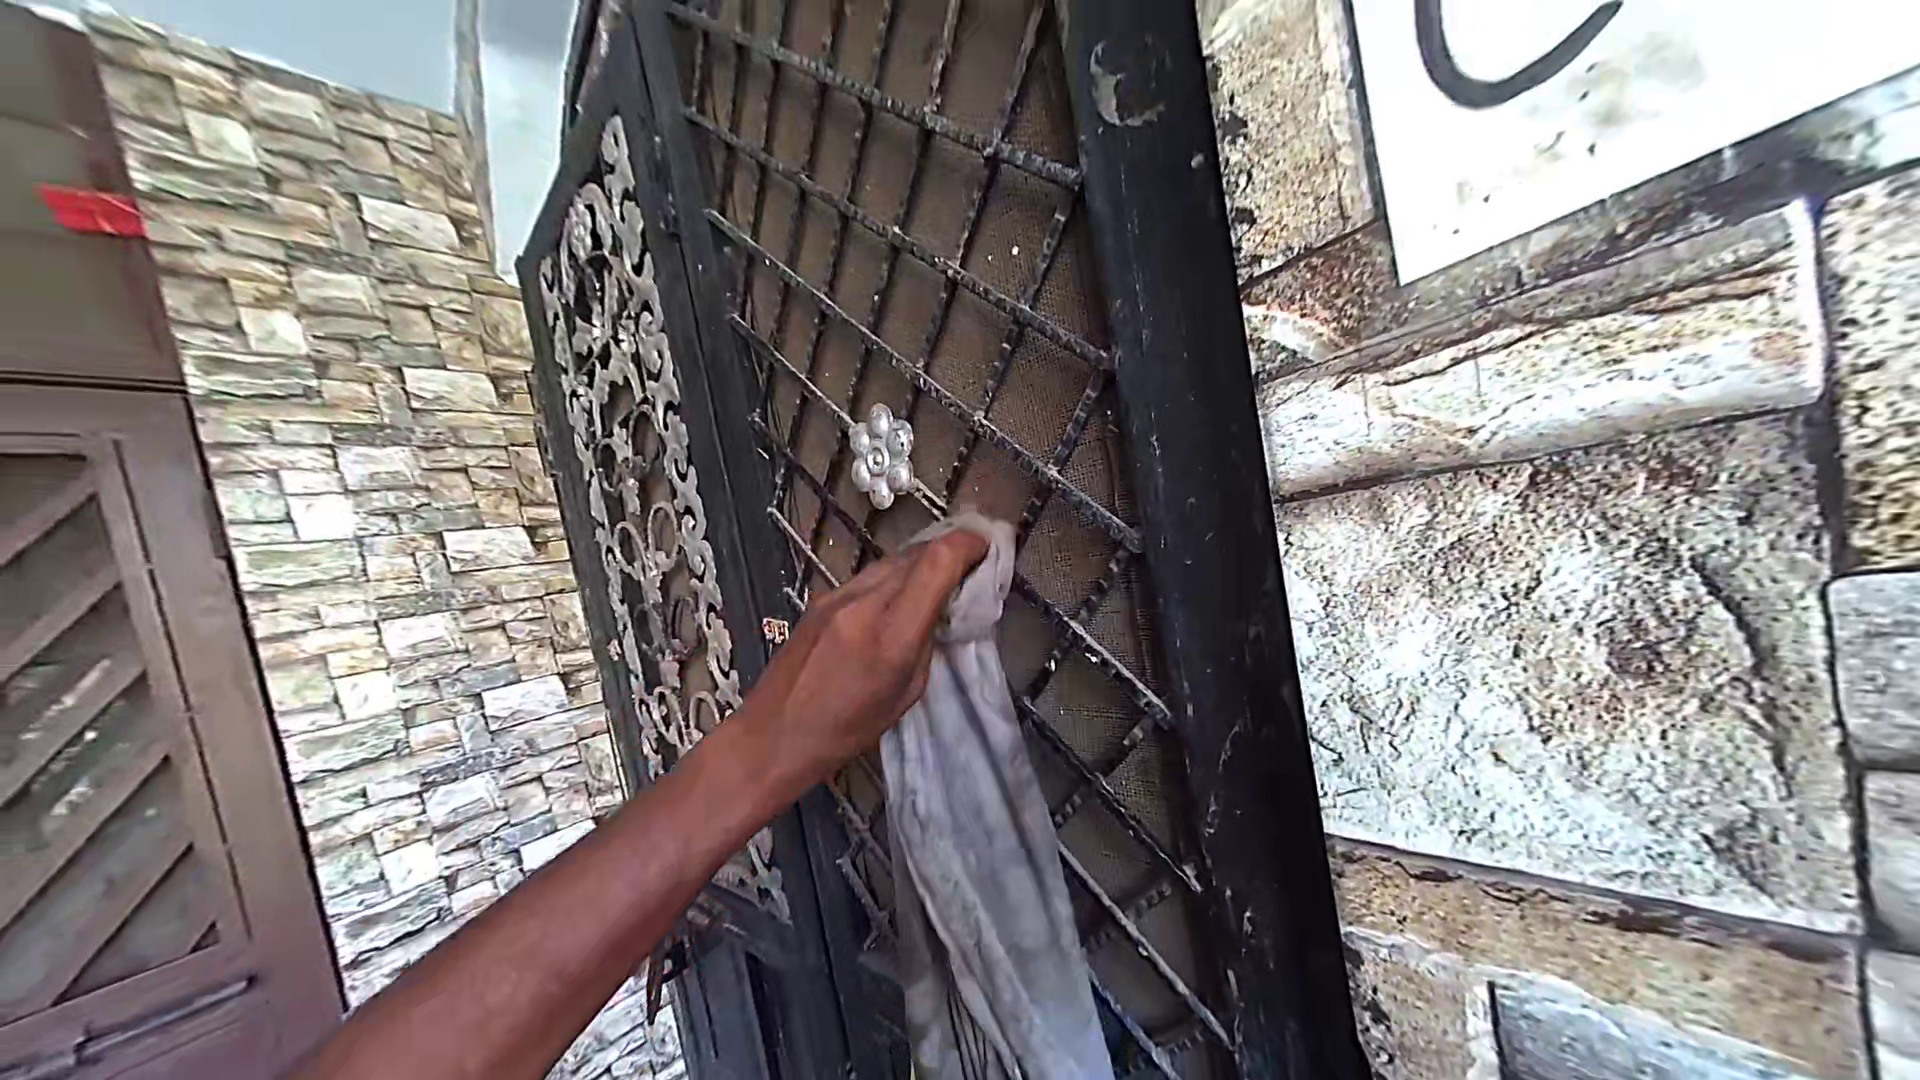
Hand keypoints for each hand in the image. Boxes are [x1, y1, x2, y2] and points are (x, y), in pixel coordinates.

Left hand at [740, 529, 989, 790]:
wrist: (774, 733)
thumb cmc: (848, 730)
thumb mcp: (908, 693)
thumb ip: (927, 642)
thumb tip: (941, 607)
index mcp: (891, 635)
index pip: (936, 562)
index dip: (967, 544)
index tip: (985, 545)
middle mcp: (863, 604)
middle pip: (917, 552)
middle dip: (949, 550)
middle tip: (971, 562)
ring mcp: (837, 596)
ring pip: (893, 559)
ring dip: (922, 561)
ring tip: (938, 579)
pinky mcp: (821, 597)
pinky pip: (870, 574)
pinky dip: (894, 576)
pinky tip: (899, 596)